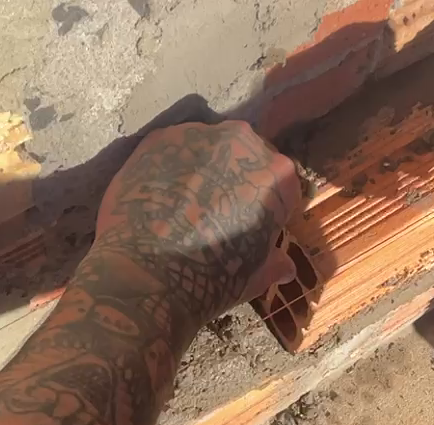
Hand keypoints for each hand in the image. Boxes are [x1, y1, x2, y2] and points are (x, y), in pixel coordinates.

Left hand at [91, 120, 302, 331]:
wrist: (148, 274)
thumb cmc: (214, 279)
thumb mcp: (255, 278)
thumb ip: (274, 263)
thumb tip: (285, 267)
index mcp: (277, 176)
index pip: (283, 185)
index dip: (272, 207)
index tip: (259, 225)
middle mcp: (242, 142)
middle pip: (248, 156)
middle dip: (239, 179)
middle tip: (222, 212)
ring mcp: (198, 135)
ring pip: (210, 149)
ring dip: (205, 170)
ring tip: (188, 205)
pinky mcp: (159, 138)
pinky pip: (175, 151)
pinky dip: (173, 169)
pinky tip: (163, 199)